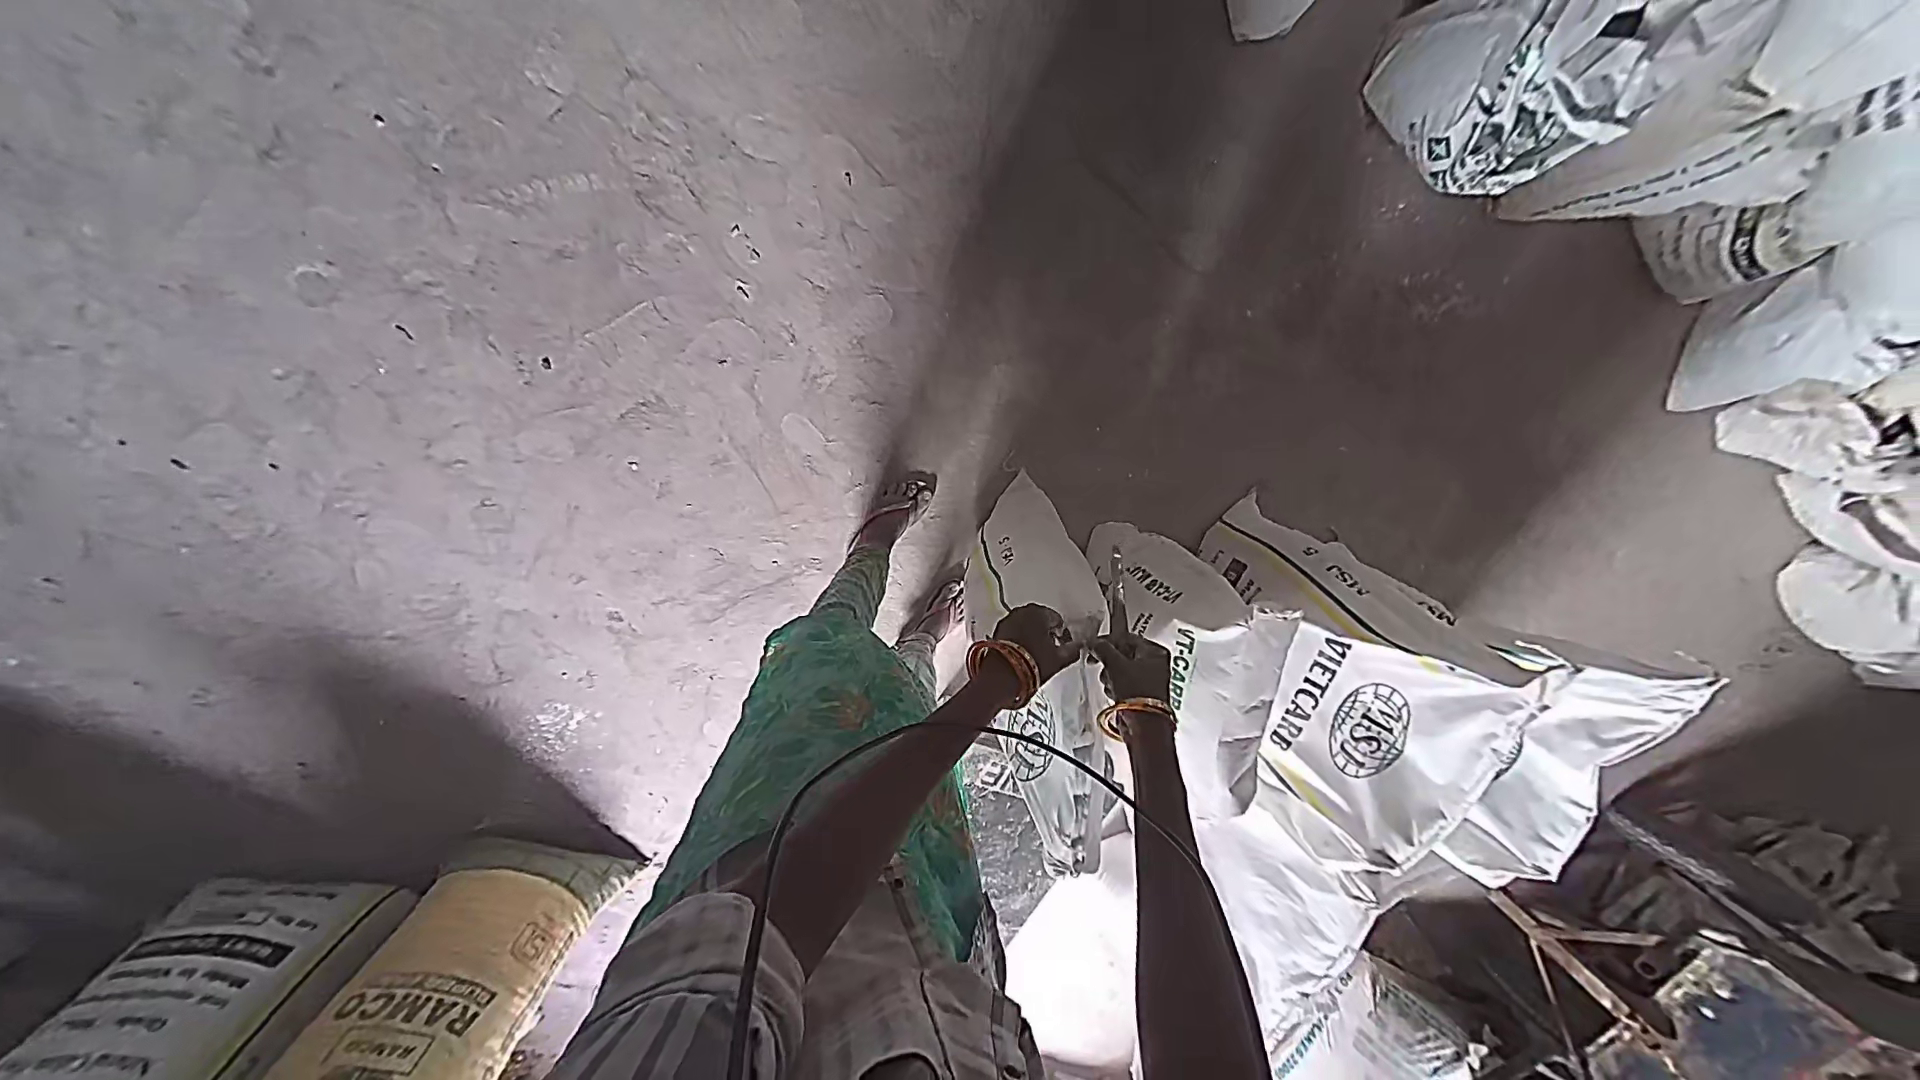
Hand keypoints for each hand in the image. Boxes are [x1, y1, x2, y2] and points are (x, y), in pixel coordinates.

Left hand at [990, 604, 1079, 685]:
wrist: (1003, 675)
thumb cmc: (1031, 663)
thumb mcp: (1059, 659)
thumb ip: (1072, 650)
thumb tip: (1076, 647)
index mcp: (1039, 613)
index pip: (1057, 619)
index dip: (1062, 633)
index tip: (1063, 644)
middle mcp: (1022, 612)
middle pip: (1040, 619)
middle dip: (1046, 632)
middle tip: (1051, 648)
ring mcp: (1008, 621)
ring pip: (1025, 624)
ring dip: (1032, 634)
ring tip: (1037, 652)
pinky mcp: (997, 631)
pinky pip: (1013, 631)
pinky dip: (1019, 638)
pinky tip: (1023, 652)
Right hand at [1090, 632, 1171, 703]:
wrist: (1143, 724)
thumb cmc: (1136, 691)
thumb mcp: (1116, 664)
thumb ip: (1103, 649)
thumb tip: (1093, 642)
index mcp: (1155, 652)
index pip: (1127, 637)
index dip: (1107, 641)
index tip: (1093, 645)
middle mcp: (1155, 663)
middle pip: (1123, 653)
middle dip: (1109, 661)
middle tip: (1097, 663)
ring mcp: (1148, 679)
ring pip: (1121, 669)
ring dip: (1110, 675)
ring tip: (1110, 683)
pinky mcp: (1141, 693)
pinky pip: (1123, 682)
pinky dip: (1115, 686)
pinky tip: (1114, 692)